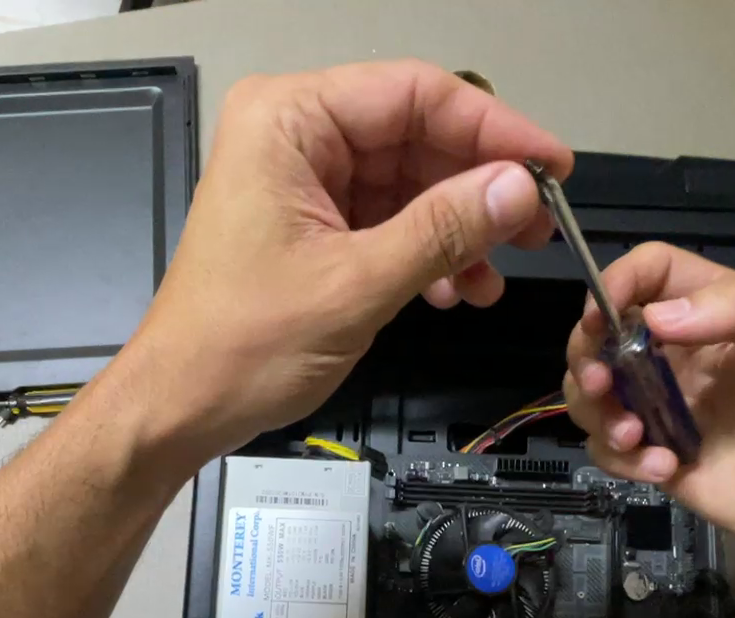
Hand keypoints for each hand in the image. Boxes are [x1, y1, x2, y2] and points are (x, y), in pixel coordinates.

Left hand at [112, 61, 571, 456]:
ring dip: (456, 232)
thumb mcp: (355, 286)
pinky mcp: (311, 230)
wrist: (184, 405)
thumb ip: (441, 231)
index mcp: (290, 122)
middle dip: (478, 189)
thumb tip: (517, 189)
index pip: (415, 95)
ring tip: (491, 277)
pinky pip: (386, 225)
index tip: (550, 167)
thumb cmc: (240, 347)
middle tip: (534, 228)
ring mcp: (303, 187)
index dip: (493, 129)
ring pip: (407, 187)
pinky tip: (450, 291)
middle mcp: (295, 140)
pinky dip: (424, 256)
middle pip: (415, 139)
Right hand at [563, 242, 734, 565]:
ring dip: (597, 412)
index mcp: (717, 315)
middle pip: (602, 335)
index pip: (652, 274)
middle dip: (586, 355)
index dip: (618, 282)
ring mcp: (663, 409)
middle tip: (601, 384)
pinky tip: (664, 469)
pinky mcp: (655, 457)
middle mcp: (679, 357)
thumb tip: (654, 316)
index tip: (601, 316)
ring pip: (592, 394)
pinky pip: (607, 450)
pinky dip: (620, 459)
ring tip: (636, 437)